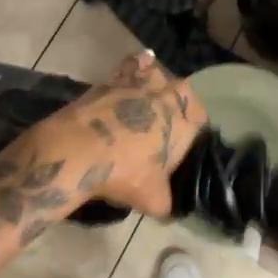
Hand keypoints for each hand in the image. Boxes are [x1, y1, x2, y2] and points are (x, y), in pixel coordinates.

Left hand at [26, 51, 206, 217]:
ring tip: (140, 114)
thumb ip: (169, 204)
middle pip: (182, 101)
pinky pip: (133, 67)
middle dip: (173, 115)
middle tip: (157, 138)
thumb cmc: (125, 172)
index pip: (201, 127)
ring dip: (154, 92)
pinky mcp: (116, 74)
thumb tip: (169, 210)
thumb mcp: (155, 200)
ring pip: (159, 79)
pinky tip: (128, 82)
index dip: (191, 142)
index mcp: (190, 118)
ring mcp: (144, 78)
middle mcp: (173, 91)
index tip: (177, 156)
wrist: (77, 150)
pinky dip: (134, 70)